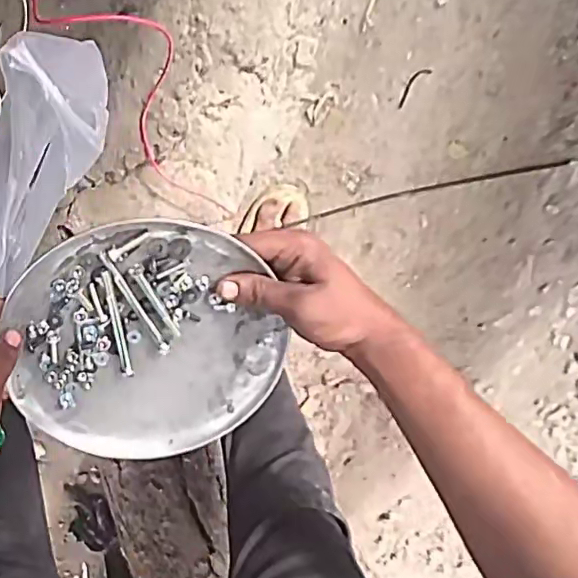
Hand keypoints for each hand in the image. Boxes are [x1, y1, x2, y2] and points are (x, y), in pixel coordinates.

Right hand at [218, 229, 404, 352]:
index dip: (227, 259)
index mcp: (298, 244)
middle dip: (231, 271)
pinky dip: (251, 289)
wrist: (370, 336)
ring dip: (241, 282)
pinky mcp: (292, 279)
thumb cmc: (345, 316)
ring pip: (253, 266)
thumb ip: (259, 291)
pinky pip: (263, 278)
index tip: (208, 277)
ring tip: (224, 298)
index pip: (250, 242)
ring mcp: (294, 262)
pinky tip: (242, 301)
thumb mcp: (297, 304)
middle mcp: (295, 247)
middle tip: (213, 291)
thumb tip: (225, 284)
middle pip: (249, 252)